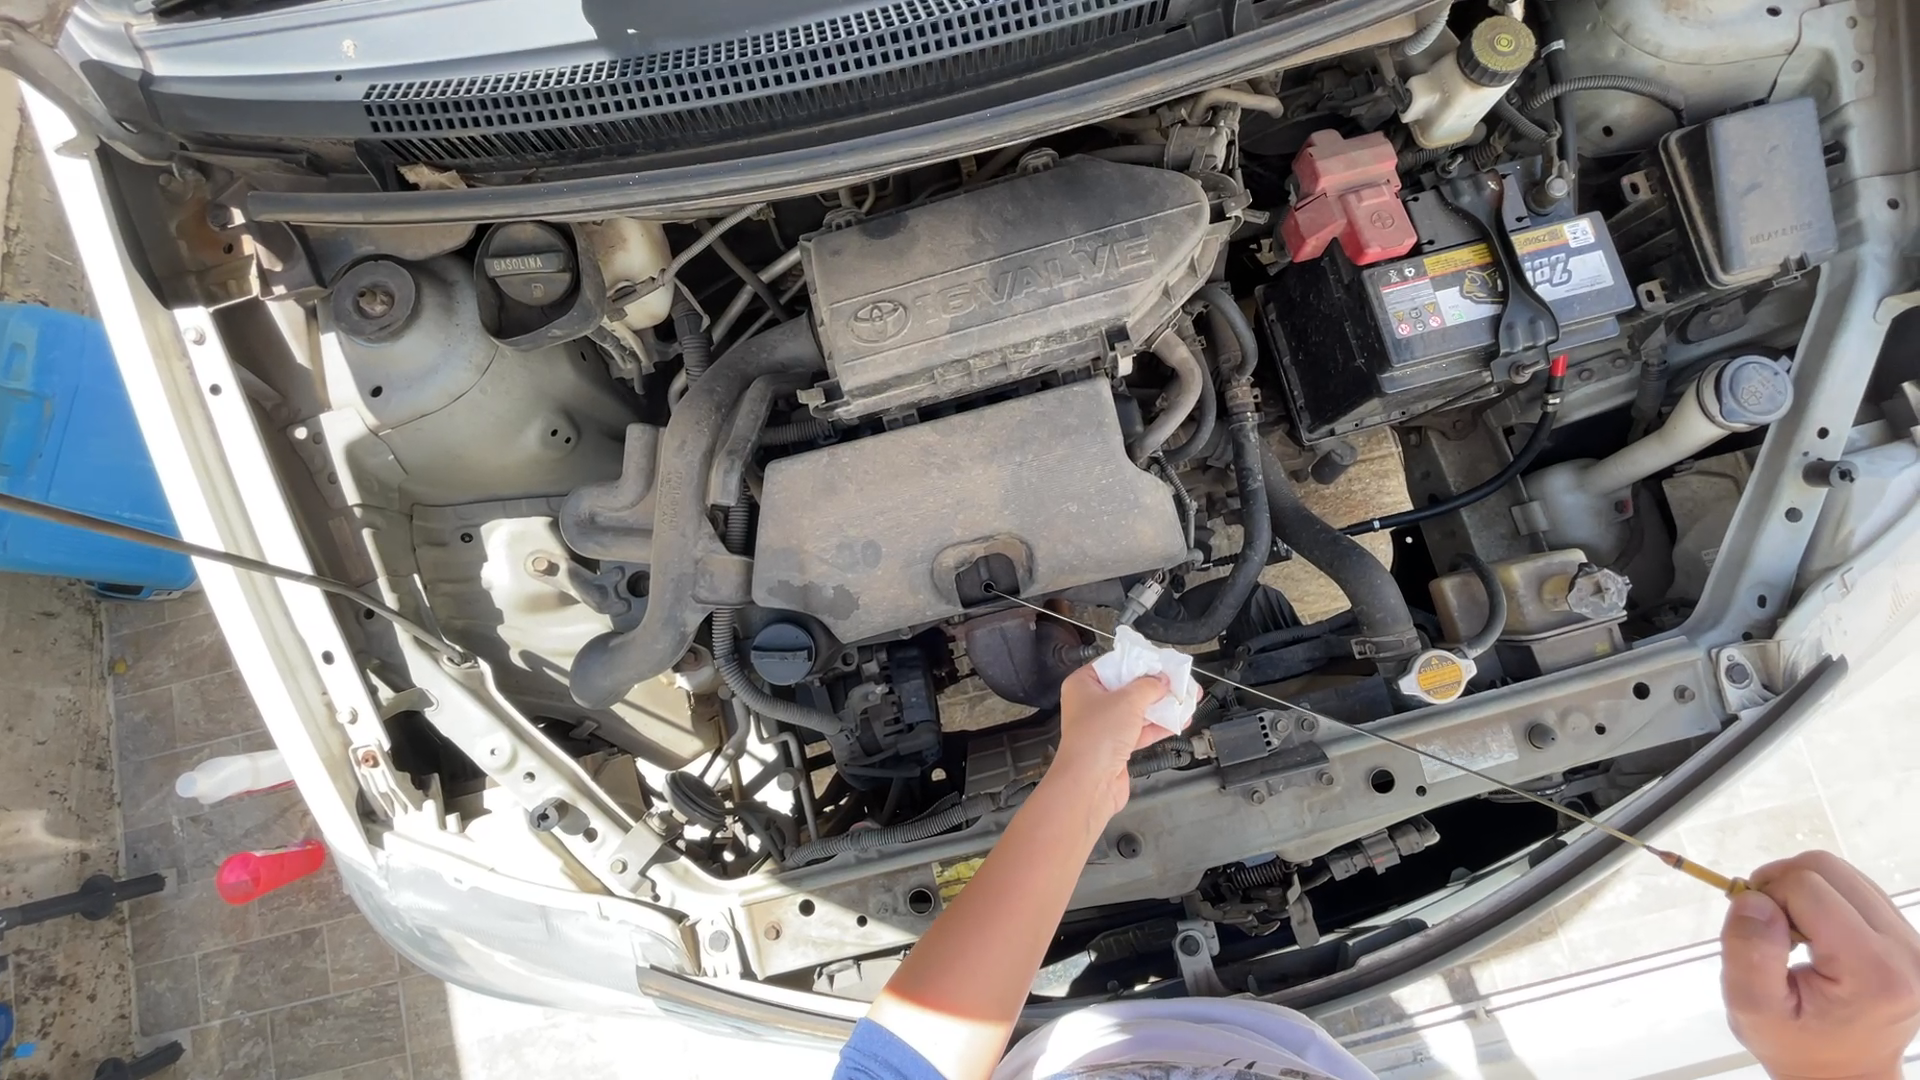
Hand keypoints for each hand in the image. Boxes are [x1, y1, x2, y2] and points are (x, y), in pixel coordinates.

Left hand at [1049, 666, 1170, 822]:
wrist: (1090, 782)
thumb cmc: (1096, 737)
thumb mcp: (1127, 701)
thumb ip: (1148, 686)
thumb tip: (1161, 679)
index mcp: (1083, 684)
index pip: (1113, 664)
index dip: (1137, 662)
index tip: (1159, 662)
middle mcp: (1090, 703)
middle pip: (1127, 688)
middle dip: (1154, 686)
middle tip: (1178, 681)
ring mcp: (1103, 726)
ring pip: (1136, 710)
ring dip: (1160, 707)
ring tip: (1184, 700)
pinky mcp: (1115, 746)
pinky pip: (1140, 730)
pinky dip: (1158, 726)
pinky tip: (1178, 721)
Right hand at [1720, 850, 1919, 1079]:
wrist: (1842, 1072)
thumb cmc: (1794, 1042)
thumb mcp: (1751, 1003)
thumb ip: (1748, 949)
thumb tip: (1752, 898)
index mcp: (1875, 970)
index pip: (1806, 887)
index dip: (1764, 895)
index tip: (1755, 930)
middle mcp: (1909, 953)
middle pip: (1827, 869)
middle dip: (1780, 884)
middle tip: (1766, 923)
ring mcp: (1914, 946)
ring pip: (1840, 873)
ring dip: (1798, 889)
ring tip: (1787, 929)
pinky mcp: (1907, 941)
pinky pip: (1852, 888)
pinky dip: (1817, 896)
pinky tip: (1808, 930)